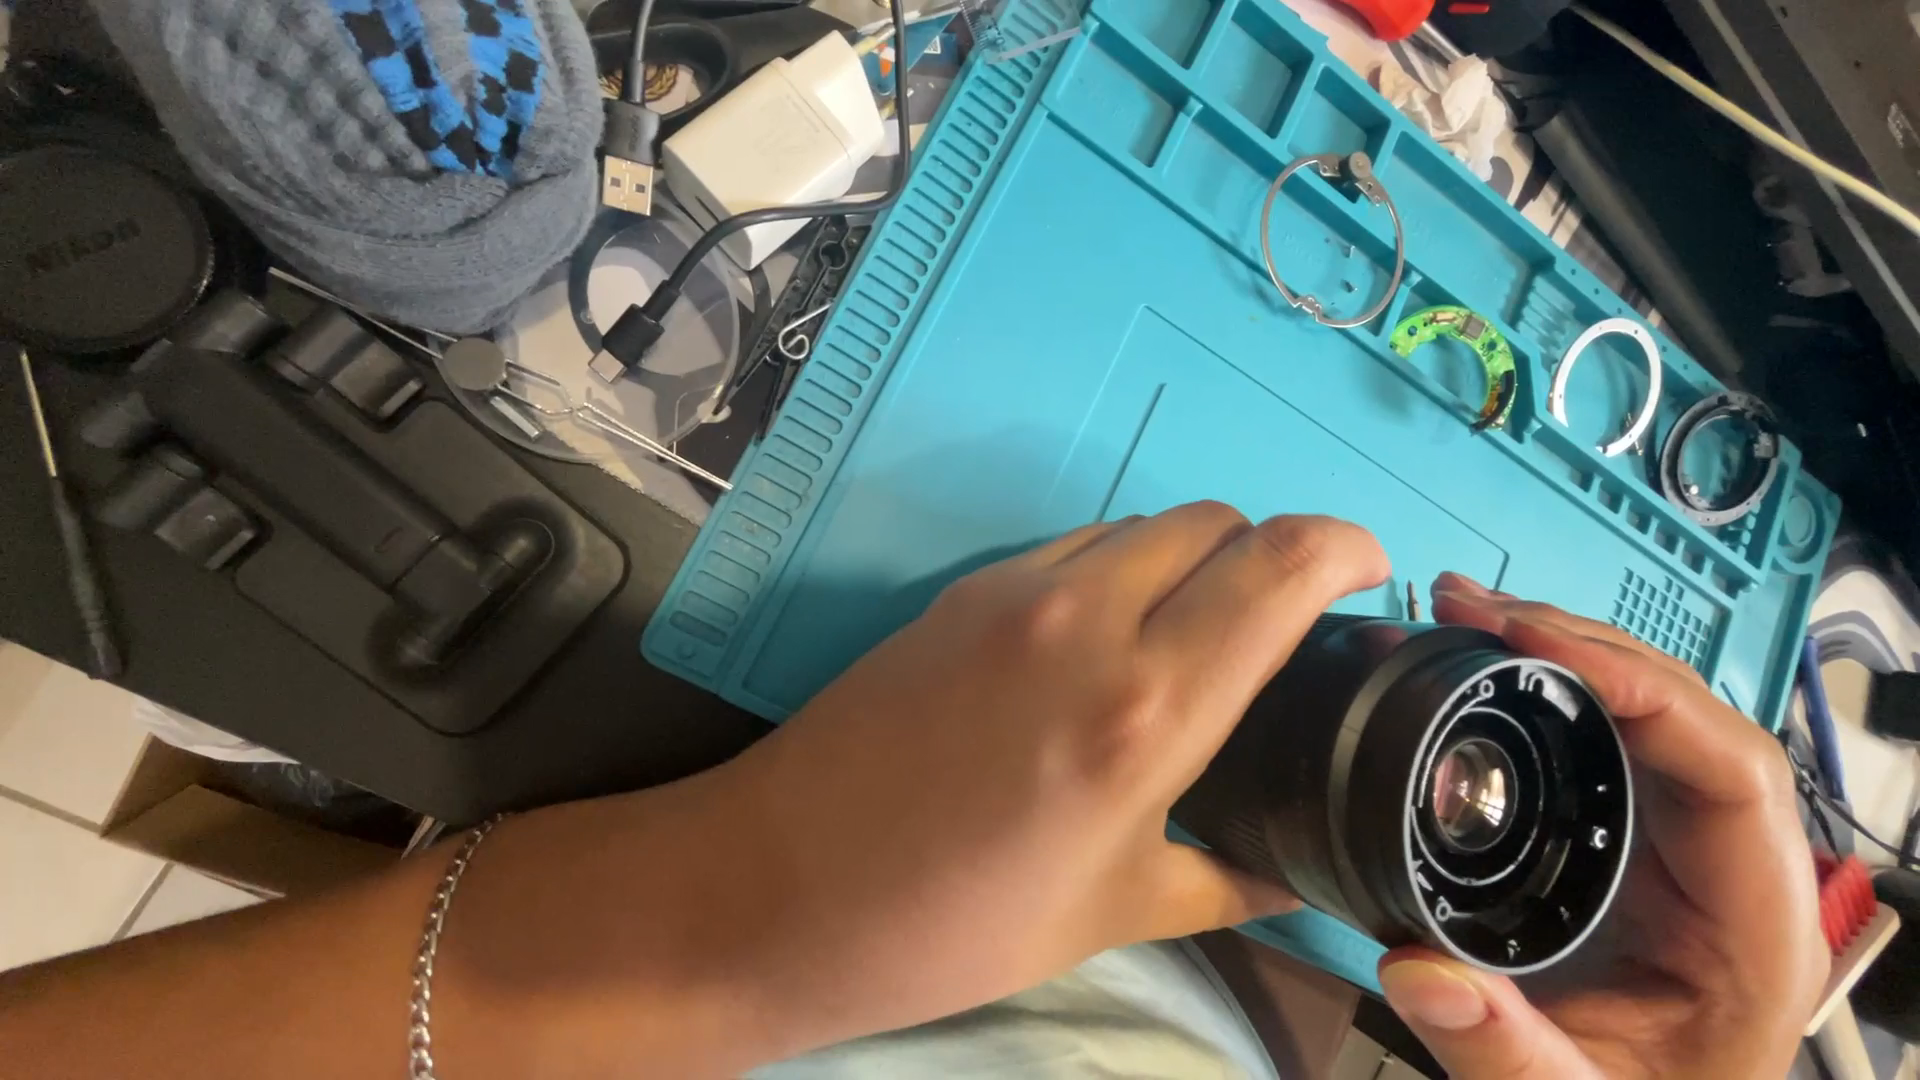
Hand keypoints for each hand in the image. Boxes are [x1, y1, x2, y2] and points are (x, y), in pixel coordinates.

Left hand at [710, 503, 1388, 1060]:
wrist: (784, 878)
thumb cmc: (956, 918)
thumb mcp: (1115, 910)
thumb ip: (1230, 877)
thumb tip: (1300, 871)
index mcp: (1148, 705)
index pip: (1279, 564)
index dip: (1343, 547)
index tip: (1366, 574)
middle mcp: (1087, 618)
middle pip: (1213, 520)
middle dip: (1266, 552)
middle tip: (1276, 619)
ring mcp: (1014, 589)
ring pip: (1140, 526)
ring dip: (1186, 558)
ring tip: (1187, 628)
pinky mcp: (963, 588)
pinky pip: (1072, 548)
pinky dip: (1115, 569)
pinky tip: (1101, 635)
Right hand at [1374, 574, 1826, 1078]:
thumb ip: (1505, 1055)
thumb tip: (1413, 967)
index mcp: (1746, 922)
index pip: (1728, 769)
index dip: (1639, 687)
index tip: (1524, 641)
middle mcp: (1715, 860)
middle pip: (1681, 713)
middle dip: (1577, 641)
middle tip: (1467, 605)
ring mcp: (1659, 836)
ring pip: (1636, 711)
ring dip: (1554, 644)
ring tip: (1464, 609)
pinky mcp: (1605, 826)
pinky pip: (1586, 735)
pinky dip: (1534, 679)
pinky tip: (1481, 653)